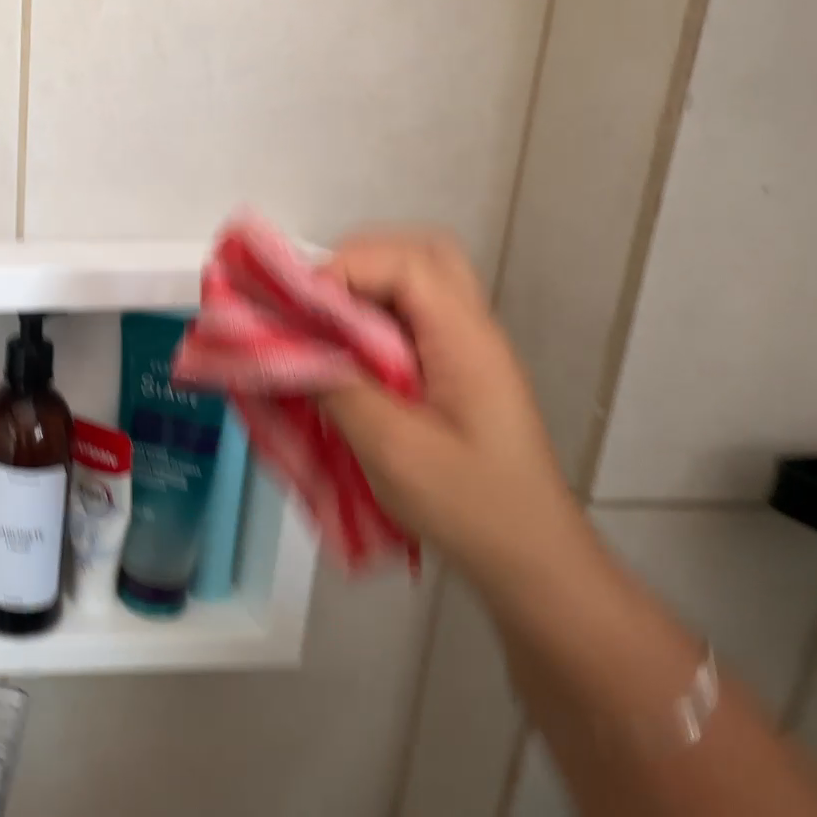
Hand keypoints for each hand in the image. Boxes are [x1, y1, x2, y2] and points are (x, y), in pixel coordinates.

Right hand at [314, 231, 595, 596]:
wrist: (528, 559)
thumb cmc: (468, 505)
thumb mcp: (394, 450)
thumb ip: (340, 389)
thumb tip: (288, 347)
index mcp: (466, 342)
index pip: (408, 266)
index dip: (346, 269)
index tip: (296, 306)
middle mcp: (470, 332)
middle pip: (420, 257)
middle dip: (355, 264)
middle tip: (307, 299)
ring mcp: (464, 352)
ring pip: (414, 286)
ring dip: (360, 290)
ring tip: (314, 322)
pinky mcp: (451, 375)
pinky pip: (406, 321)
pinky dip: (365, 321)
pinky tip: (337, 354)